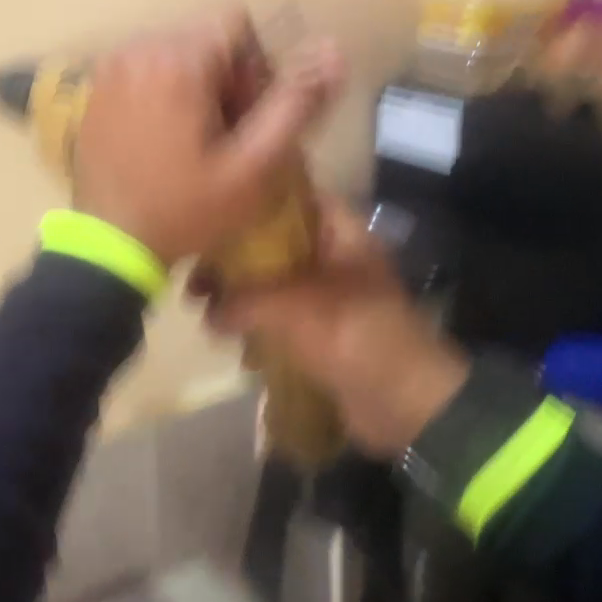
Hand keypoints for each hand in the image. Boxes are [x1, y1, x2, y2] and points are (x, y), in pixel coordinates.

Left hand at [72, 9, 343, 266]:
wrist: (110, 246)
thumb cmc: (186, 210)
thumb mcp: (254, 166)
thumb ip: (296, 104)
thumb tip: (334, 49)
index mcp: (177, 58)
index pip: (236, 25)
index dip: (254, 68)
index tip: (246, 118)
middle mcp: (138, 48)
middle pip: (205, 39)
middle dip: (225, 80)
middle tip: (224, 140)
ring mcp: (110, 69)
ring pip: (176, 55)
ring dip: (195, 89)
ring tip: (193, 145)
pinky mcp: (95, 91)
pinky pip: (145, 72)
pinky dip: (164, 96)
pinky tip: (163, 143)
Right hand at [198, 198, 469, 455]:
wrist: (405, 404)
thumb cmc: (354, 336)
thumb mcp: (292, 308)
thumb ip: (242, 300)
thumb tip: (206, 311)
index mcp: (342, 235)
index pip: (297, 198)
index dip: (256, 197)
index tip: (213, 205)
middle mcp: (335, 259)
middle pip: (276, 244)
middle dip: (235, 257)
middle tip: (195, 272)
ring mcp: (329, 298)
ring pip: (274, 284)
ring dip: (239, 295)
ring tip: (200, 307)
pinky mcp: (322, 335)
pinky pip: (280, 321)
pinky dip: (255, 327)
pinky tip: (225, 336)